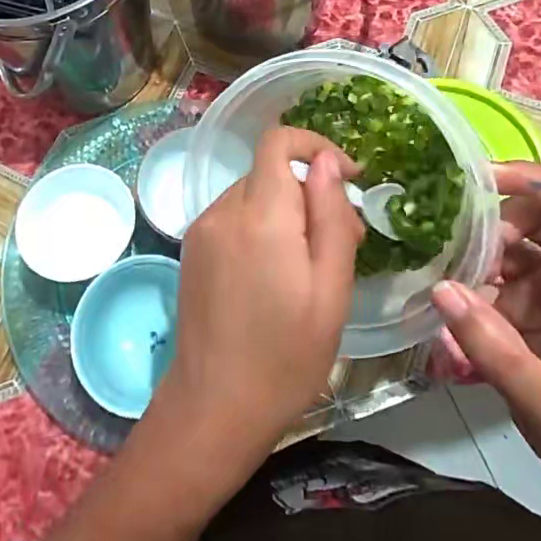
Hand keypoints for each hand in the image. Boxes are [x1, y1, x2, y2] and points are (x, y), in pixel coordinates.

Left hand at [160, 128, 363, 477]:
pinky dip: (259, 229)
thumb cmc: (287, 353)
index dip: (316, 145)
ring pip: (251, 197)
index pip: (277, 142)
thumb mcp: (330, 286)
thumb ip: (330, 216)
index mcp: (258, 215)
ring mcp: (200, 231)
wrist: (217, 398)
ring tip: (311, 267)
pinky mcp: (191, 250)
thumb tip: (327, 161)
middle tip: (343, 243)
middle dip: (309, 193)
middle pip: (268, 174)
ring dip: (285, 214)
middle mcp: (220, 211)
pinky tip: (275, 275)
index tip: (349, 178)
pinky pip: (231, 220)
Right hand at [427, 163, 540, 537]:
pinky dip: (475, 272)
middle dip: (503, 212)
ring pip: (526, 240)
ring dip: (484, 242)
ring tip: (445, 262)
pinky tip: (450, 290)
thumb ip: (492, 348)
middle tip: (454, 232)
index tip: (484, 179)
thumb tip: (440, 286)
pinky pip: (506, 272)